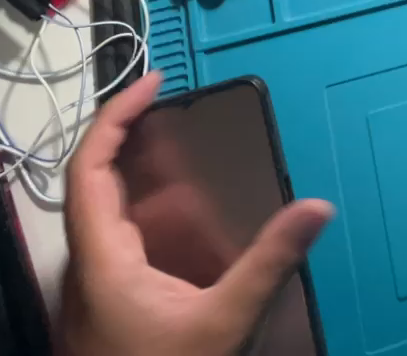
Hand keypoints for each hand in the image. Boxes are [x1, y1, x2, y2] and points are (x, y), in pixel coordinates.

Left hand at [59, 72, 334, 355]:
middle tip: (177, 104)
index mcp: (101, 260)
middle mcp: (89, 266)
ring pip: (109, 212)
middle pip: (95, 182)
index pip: (89, 170)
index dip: (115, 117)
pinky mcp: (110, 306)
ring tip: (189, 150)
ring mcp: (95, 288)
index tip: (154, 82)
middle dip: (134, 135)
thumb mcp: (222, 324)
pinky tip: (189, 218)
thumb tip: (317, 205)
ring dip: (145, 173)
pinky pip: (124, 238)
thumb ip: (268, 263)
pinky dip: (153, 209)